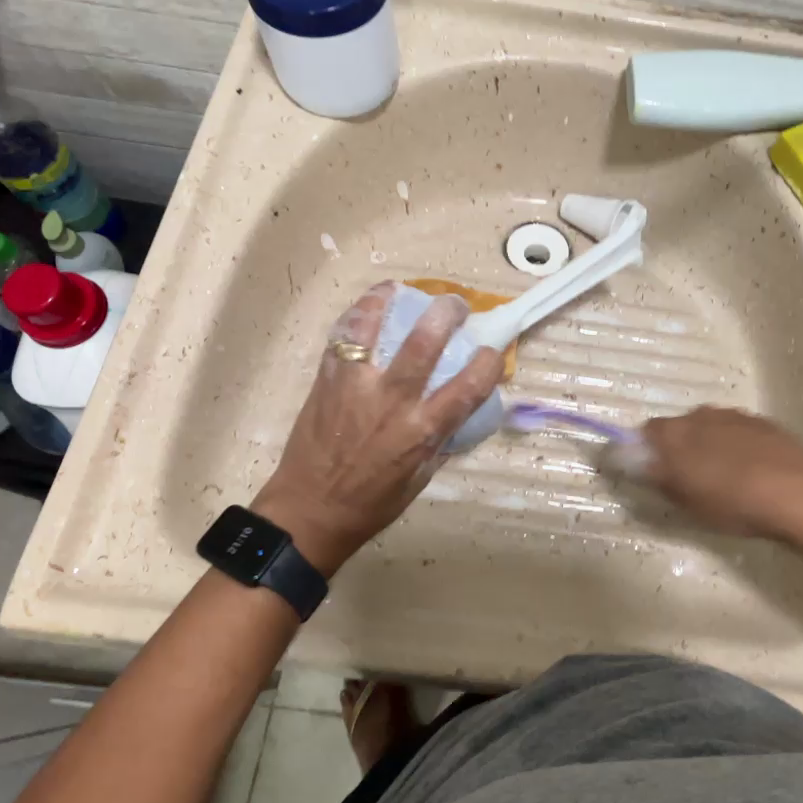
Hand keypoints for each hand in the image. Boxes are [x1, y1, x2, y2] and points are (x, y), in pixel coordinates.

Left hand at [250, 282, 504, 575]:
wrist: (309, 513)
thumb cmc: (371, 504)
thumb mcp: (420, 479)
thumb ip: (440, 441)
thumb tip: (459, 413)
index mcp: (421, 431)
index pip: (469, 387)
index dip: (489, 362)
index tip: (492, 352)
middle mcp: (392, 402)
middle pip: (424, 342)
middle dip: (446, 313)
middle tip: (455, 304)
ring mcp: (355, 387)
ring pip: (373, 328)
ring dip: (391, 301)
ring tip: (401, 289)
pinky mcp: (327, 381)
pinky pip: (341, 338)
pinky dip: (356, 317)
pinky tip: (367, 307)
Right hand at [639, 407, 802, 539]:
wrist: (799, 491)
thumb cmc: (733, 500)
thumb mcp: (686, 499)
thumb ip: (655, 476)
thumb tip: (629, 460)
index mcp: (676, 432)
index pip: (643, 433)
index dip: (641, 452)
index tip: (646, 473)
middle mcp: (701, 415)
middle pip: (676, 428)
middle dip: (675, 449)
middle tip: (682, 481)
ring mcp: (735, 416)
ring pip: (708, 428)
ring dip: (706, 447)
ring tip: (719, 479)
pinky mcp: (763, 423)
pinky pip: (735, 433)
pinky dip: (733, 447)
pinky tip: (748, 472)